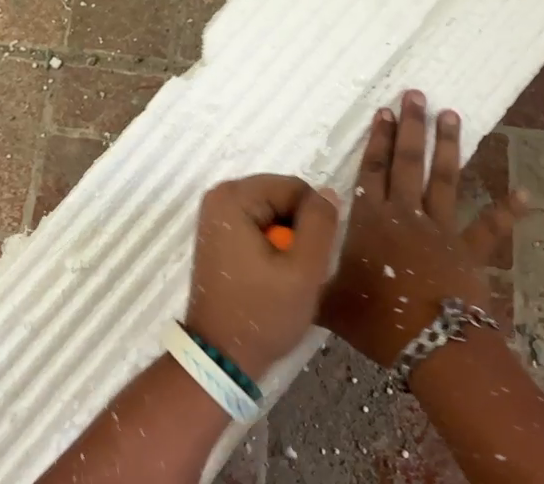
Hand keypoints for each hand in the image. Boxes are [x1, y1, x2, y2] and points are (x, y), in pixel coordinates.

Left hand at [183, 175, 340, 377]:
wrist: (222, 355)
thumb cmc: (262, 313)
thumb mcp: (303, 271)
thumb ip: (320, 225)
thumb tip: (328, 192)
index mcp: (234, 197)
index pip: (296, 188)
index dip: (313, 222)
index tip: (308, 259)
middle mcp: (220, 197)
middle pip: (283, 198)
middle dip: (299, 231)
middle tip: (297, 271)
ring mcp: (216, 216)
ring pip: (275, 214)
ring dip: (288, 242)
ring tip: (284, 276)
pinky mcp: (219, 235)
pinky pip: (259, 226)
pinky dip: (273, 247)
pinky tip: (271, 277)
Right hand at [318, 91, 527, 366]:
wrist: (432, 346)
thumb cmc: (376, 320)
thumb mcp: (327, 300)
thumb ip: (309, 276)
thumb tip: (287, 263)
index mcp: (370, 221)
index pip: (372, 170)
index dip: (376, 139)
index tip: (383, 110)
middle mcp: (405, 215)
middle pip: (407, 162)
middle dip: (410, 126)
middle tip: (415, 94)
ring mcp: (441, 231)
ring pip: (444, 179)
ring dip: (448, 146)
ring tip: (451, 114)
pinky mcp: (469, 253)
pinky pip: (490, 229)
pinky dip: (506, 211)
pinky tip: (525, 194)